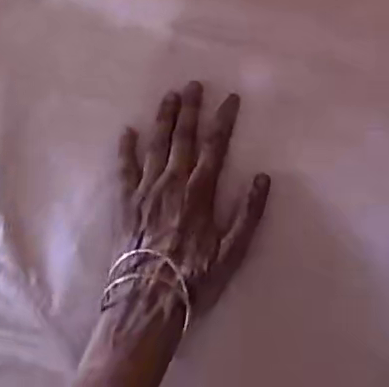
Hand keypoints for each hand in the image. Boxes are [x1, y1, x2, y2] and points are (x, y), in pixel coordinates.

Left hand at [72, 82, 269, 386]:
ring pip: (156, 144)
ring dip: (164, 118)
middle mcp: (174, 182)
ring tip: (169, 96)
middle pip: (184, 136)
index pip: (215, 145)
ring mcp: (147, 190)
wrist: (146, 304)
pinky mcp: (126, 203)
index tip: (230, 97)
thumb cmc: (194, 278)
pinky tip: (128, 131)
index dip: (224, 118)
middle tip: (194, 84)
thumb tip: (263, 177)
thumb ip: (248, 214)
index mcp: (200, 190)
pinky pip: (125, 169)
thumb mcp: (232, 252)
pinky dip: (126, 149)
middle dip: (191, 108)